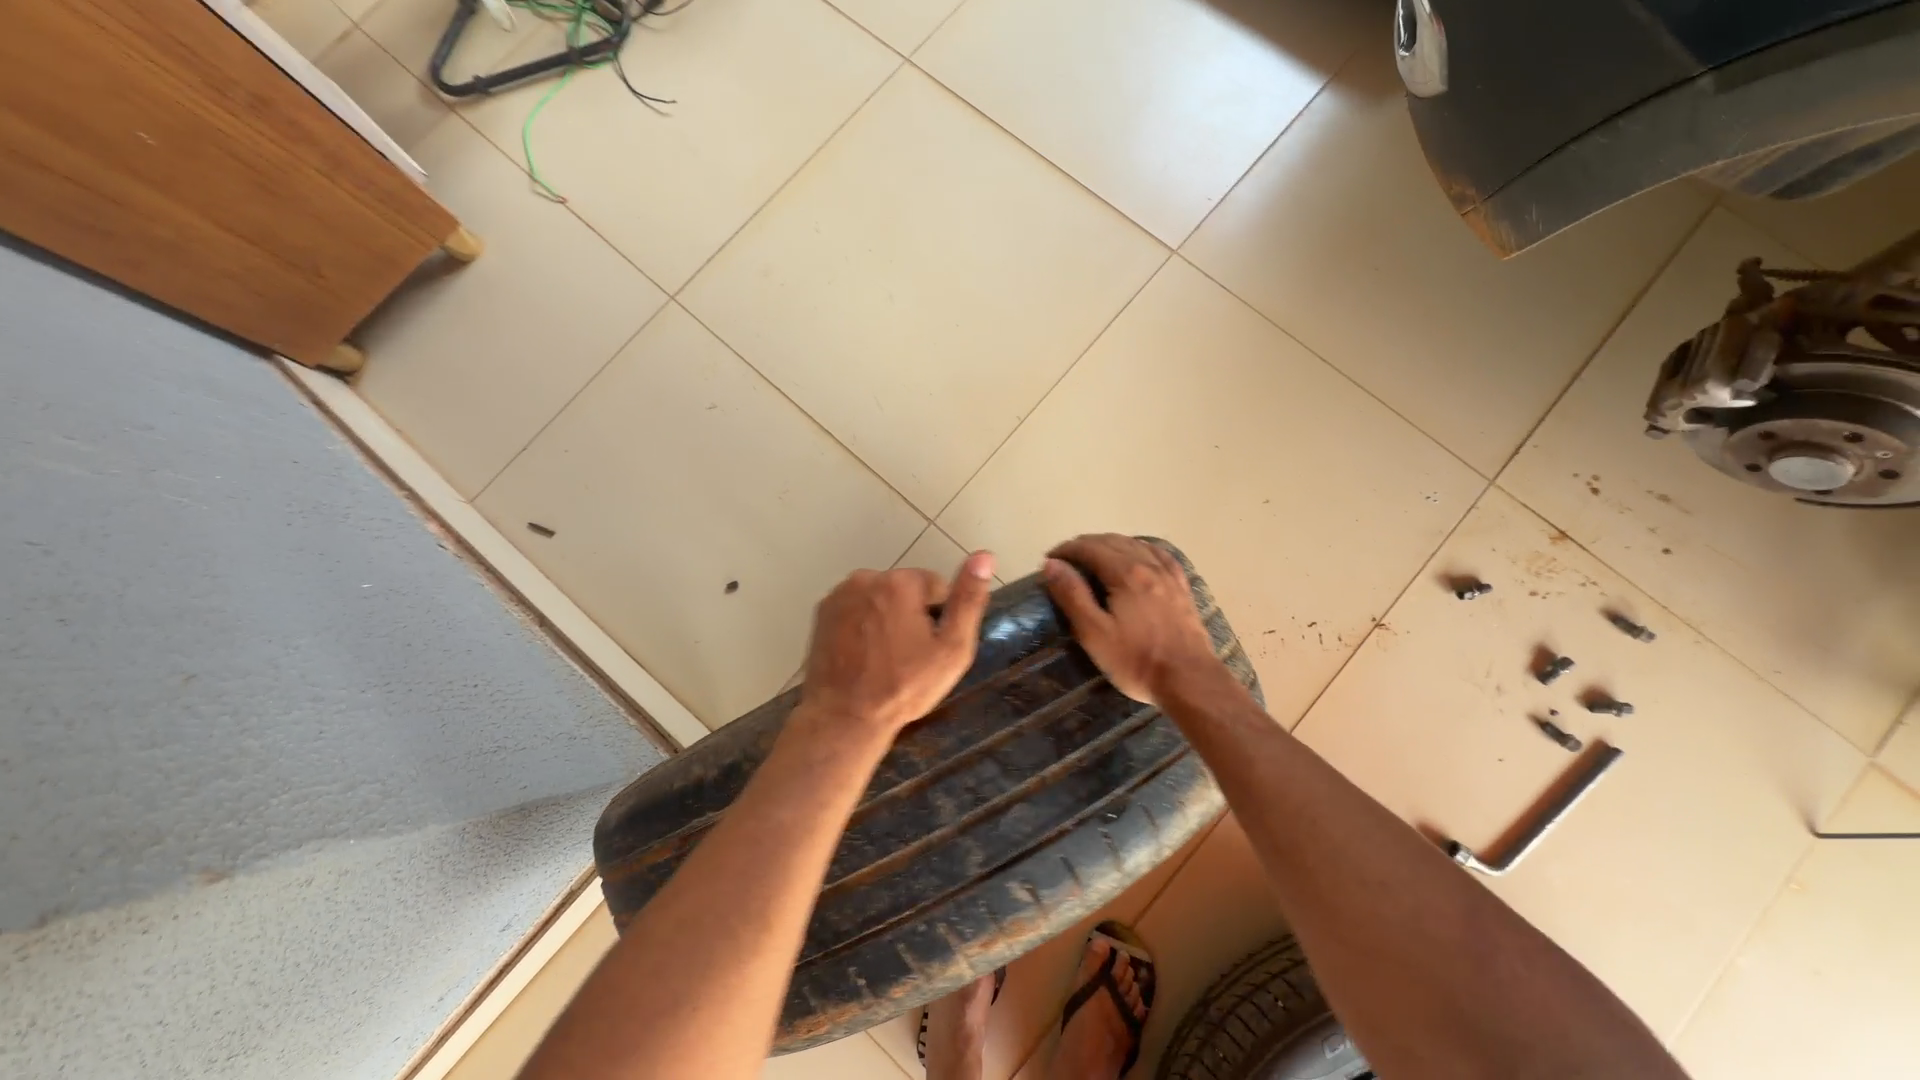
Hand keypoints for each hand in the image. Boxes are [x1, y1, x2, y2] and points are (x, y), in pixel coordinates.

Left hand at [798, 552, 996, 735]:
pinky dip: (862, 625)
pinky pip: (855, 609)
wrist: (844, 717)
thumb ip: (968, 599)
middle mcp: (866, 577)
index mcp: (901, 582)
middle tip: (910, 657)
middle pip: (905, 590)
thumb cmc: (904, 686)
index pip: (937, 587)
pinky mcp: (821, 613)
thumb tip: (985, 555)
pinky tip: (864, 655)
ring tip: (885, 658)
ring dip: (886, 618)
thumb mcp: (951, 649)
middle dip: (911, 615)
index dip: (939, 618)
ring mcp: (839, 595)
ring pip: (879, 599)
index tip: (930, 648)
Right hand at [1042, 535, 1226, 706]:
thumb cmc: (1136, 660)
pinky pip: (1160, 555)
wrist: (1189, 680)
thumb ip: (1072, 595)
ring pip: (1136, 545)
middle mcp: (1148, 566)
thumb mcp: (1094, 633)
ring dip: (1111, 544)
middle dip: (1085, 545)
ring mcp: (1169, 576)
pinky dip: (1141, 548)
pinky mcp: (1182, 588)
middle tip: (1065, 558)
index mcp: (1125, 573)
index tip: (1049, 559)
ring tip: (1095, 555)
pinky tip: (1139, 554)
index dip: (1066, 550)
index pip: (1089, 548)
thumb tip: (1052, 564)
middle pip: (1112, 541)